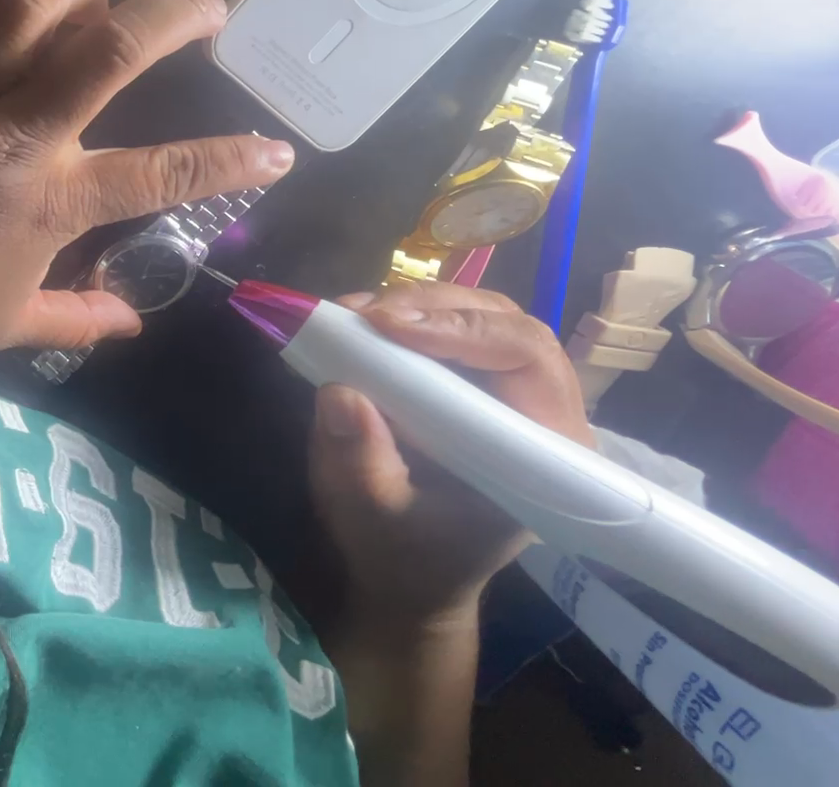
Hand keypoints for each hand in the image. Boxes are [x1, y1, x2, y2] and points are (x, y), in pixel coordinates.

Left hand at [0, 0, 294, 355]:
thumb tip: (138, 322)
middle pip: (115, 46)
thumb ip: (77, 319)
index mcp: (50, 200)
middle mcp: (18, 130)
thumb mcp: (2, 326)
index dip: (233, 160)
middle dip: (179, 11)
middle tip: (205, 9)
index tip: (278, 149)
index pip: (164, 173)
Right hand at [307, 283, 596, 627]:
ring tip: (348, 315)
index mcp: (542, 452)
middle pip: (506, 323)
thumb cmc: (400, 552)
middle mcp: (539, 412)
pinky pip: (449, 333)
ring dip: (413, 306)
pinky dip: (402, 318)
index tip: (381, 326)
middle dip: (430, 306)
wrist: (410, 576)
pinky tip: (359, 325)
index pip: (526, 356)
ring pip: (479, 318)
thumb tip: (339, 392)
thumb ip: (359, 460)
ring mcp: (507, 397)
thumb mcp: (368, 514)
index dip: (458, 329)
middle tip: (356, 313)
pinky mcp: (472, 388)